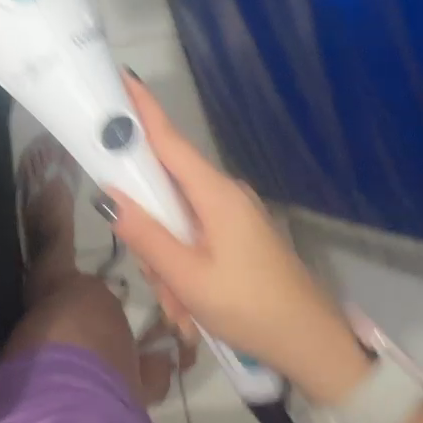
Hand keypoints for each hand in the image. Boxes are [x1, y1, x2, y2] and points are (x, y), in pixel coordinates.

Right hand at [108, 75, 370, 402]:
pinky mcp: (238, 235)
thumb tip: (109, 194)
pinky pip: (194, 237)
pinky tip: (190, 308)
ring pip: (176, 221)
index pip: (168, 139)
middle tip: (155, 279)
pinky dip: (184, 269)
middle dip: (149, 233)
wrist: (314, 345)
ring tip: (181, 309)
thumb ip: (146, 235)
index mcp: (214, 193)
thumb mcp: (189, 278)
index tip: (120, 77)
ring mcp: (232, 214)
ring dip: (167, 263)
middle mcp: (223, 193)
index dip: (143, 108)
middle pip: (164, 189)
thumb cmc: (251, 307)